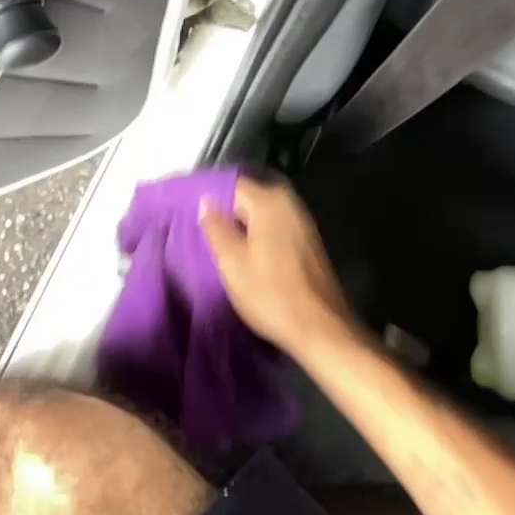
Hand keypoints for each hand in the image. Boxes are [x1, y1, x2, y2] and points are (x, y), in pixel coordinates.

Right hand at [200, 177, 353, 355]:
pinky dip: (258, 238)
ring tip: (221, 248)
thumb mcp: (232, 262)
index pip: (230, 185)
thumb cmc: (271, 294)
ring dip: (242, 228)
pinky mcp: (307, 242)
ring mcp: (301, 223)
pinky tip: (246, 257)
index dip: (210, 200)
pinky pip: (273, 229)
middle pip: (246, 199)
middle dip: (226, 215)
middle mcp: (288, 203)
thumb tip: (205, 201)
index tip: (193, 219)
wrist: (321, 329)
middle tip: (205, 237)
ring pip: (260, 216)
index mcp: (269, 201)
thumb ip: (215, 227)